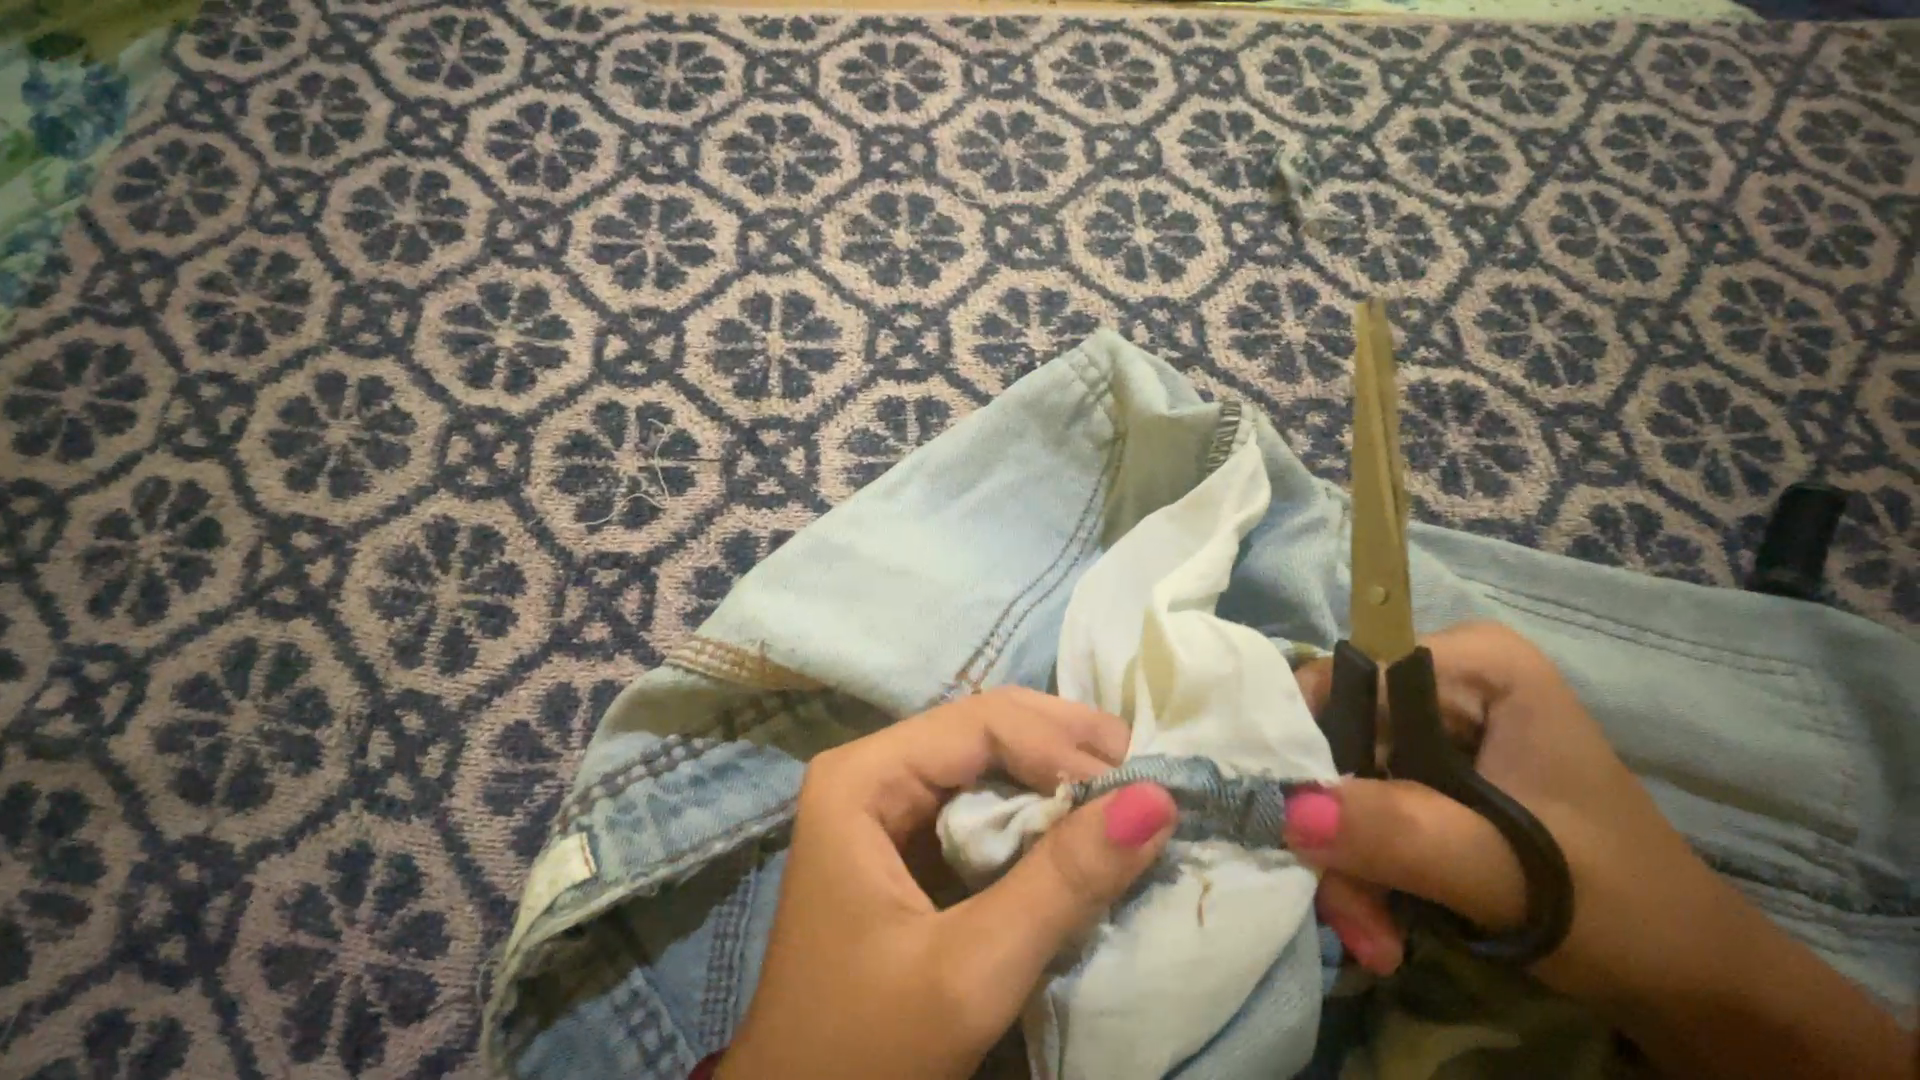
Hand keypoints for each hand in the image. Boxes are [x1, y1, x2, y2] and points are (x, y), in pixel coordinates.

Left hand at [719, 687, 1177, 1079]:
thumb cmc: (867, 1048)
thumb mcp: (971, 971)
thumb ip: (1061, 883)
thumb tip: (1158, 797)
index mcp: (862, 779)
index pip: (981, 723)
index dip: (1064, 745)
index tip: (1138, 792)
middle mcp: (873, 772)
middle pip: (987, 729)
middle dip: (1069, 749)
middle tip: (1147, 781)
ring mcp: (888, 806)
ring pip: (991, 763)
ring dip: (1062, 780)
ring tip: (1130, 801)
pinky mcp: (909, 845)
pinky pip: (985, 805)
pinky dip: (1041, 816)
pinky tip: (1084, 832)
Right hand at [1284, 620, 1712, 1001]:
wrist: (1685, 976)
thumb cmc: (1622, 909)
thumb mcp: (1508, 872)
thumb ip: (1401, 833)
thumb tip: (1285, 809)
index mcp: (1476, 665)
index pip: (1343, 682)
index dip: (1311, 756)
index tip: (1302, 837)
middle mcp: (1443, 680)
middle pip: (1335, 739)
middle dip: (1332, 831)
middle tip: (1352, 917)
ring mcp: (1433, 729)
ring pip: (1339, 781)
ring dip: (1344, 866)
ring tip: (1372, 938)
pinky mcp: (1428, 776)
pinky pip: (1359, 808)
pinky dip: (1360, 870)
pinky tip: (1381, 927)